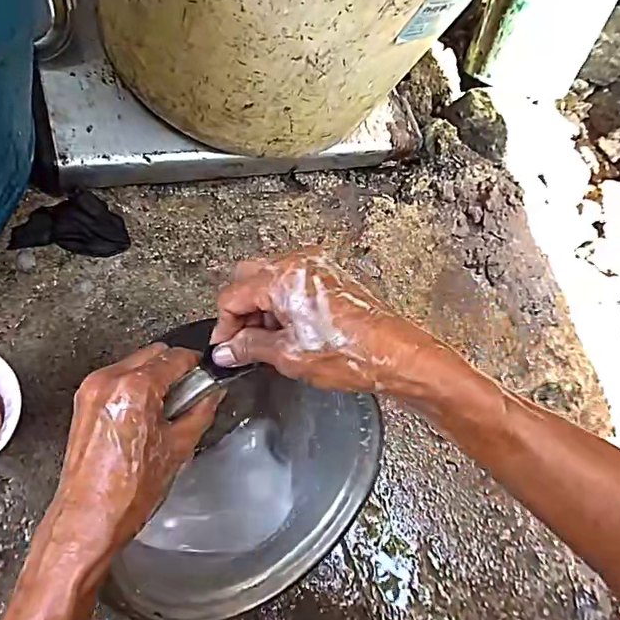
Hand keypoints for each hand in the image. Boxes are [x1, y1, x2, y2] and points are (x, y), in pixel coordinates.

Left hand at [47, 344, 221, 561]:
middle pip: (152, 354)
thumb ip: (199, 412)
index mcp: (135, 388)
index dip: (196, 365)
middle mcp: (108, 381)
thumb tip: (210, 395)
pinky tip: (144, 418)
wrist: (88, 518)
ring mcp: (92, 390)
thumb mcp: (177, 449)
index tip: (205, 375)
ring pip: (133, 365)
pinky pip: (115, 381)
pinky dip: (133, 389)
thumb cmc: (125, 493)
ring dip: (152, 378)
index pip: (175, 356)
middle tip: (189, 395)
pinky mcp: (83, 402)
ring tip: (165, 412)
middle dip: (173, 369)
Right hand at [209, 249, 436, 393]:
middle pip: (246, 280)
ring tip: (268, 342)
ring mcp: (315, 267)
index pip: (232, 296)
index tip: (224, 347)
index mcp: (282, 278)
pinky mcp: (328, 277)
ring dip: (260, 309)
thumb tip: (226, 350)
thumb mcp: (286, 355)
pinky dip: (281, 305)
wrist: (396, 355)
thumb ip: (248, 347)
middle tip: (242, 343)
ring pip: (268, 280)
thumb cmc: (352, 353)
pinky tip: (288, 332)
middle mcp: (298, 264)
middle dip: (240, 313)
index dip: (224, 325)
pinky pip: (291, 283)